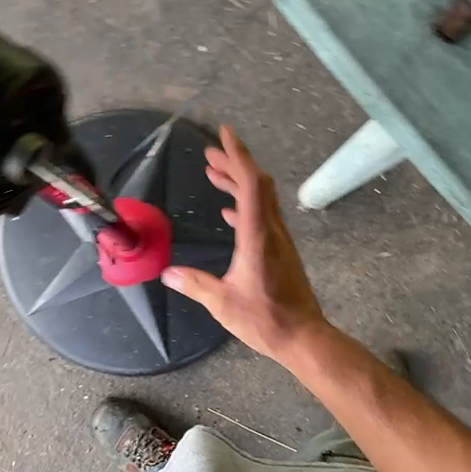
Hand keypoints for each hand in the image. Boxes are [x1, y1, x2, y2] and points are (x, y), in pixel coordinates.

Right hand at [161, 126, 330, 361]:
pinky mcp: (282, 252)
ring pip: (263, 199)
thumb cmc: (264, 320)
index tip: (224, 135)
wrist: (302, 336)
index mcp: (256, 236)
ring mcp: (280, 241)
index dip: (238, 156)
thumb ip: (195, 284)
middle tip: (210, 154)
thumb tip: (168, 273)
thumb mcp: (223, 303)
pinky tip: (229, 213)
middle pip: (258, 184)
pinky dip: (246, 206)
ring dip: (240, 183)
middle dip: (235, 164)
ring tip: (215, 175)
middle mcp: (271, 231)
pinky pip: (264, 217)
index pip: (250, 183)